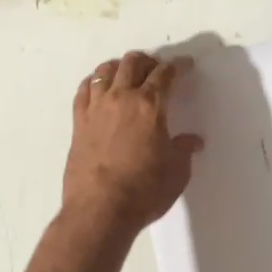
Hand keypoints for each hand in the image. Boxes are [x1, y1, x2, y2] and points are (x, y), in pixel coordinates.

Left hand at [63, 51, 202, 235]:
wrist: (99, 211)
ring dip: (120, 67)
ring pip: (106, 71)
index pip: (166, 73)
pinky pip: (84, 90)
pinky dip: (95, 82)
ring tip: (128, 74)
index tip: (185, 65)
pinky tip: (100, 87)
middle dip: (149, 60)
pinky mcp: (78, 123)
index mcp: (151, 105)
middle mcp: (123, 98)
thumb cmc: (145, 190)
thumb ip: (184, 150)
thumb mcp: (177, 171)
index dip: (178, 66)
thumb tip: (192, 141)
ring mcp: (97, 108)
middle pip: (133, 63)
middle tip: (157, 69)